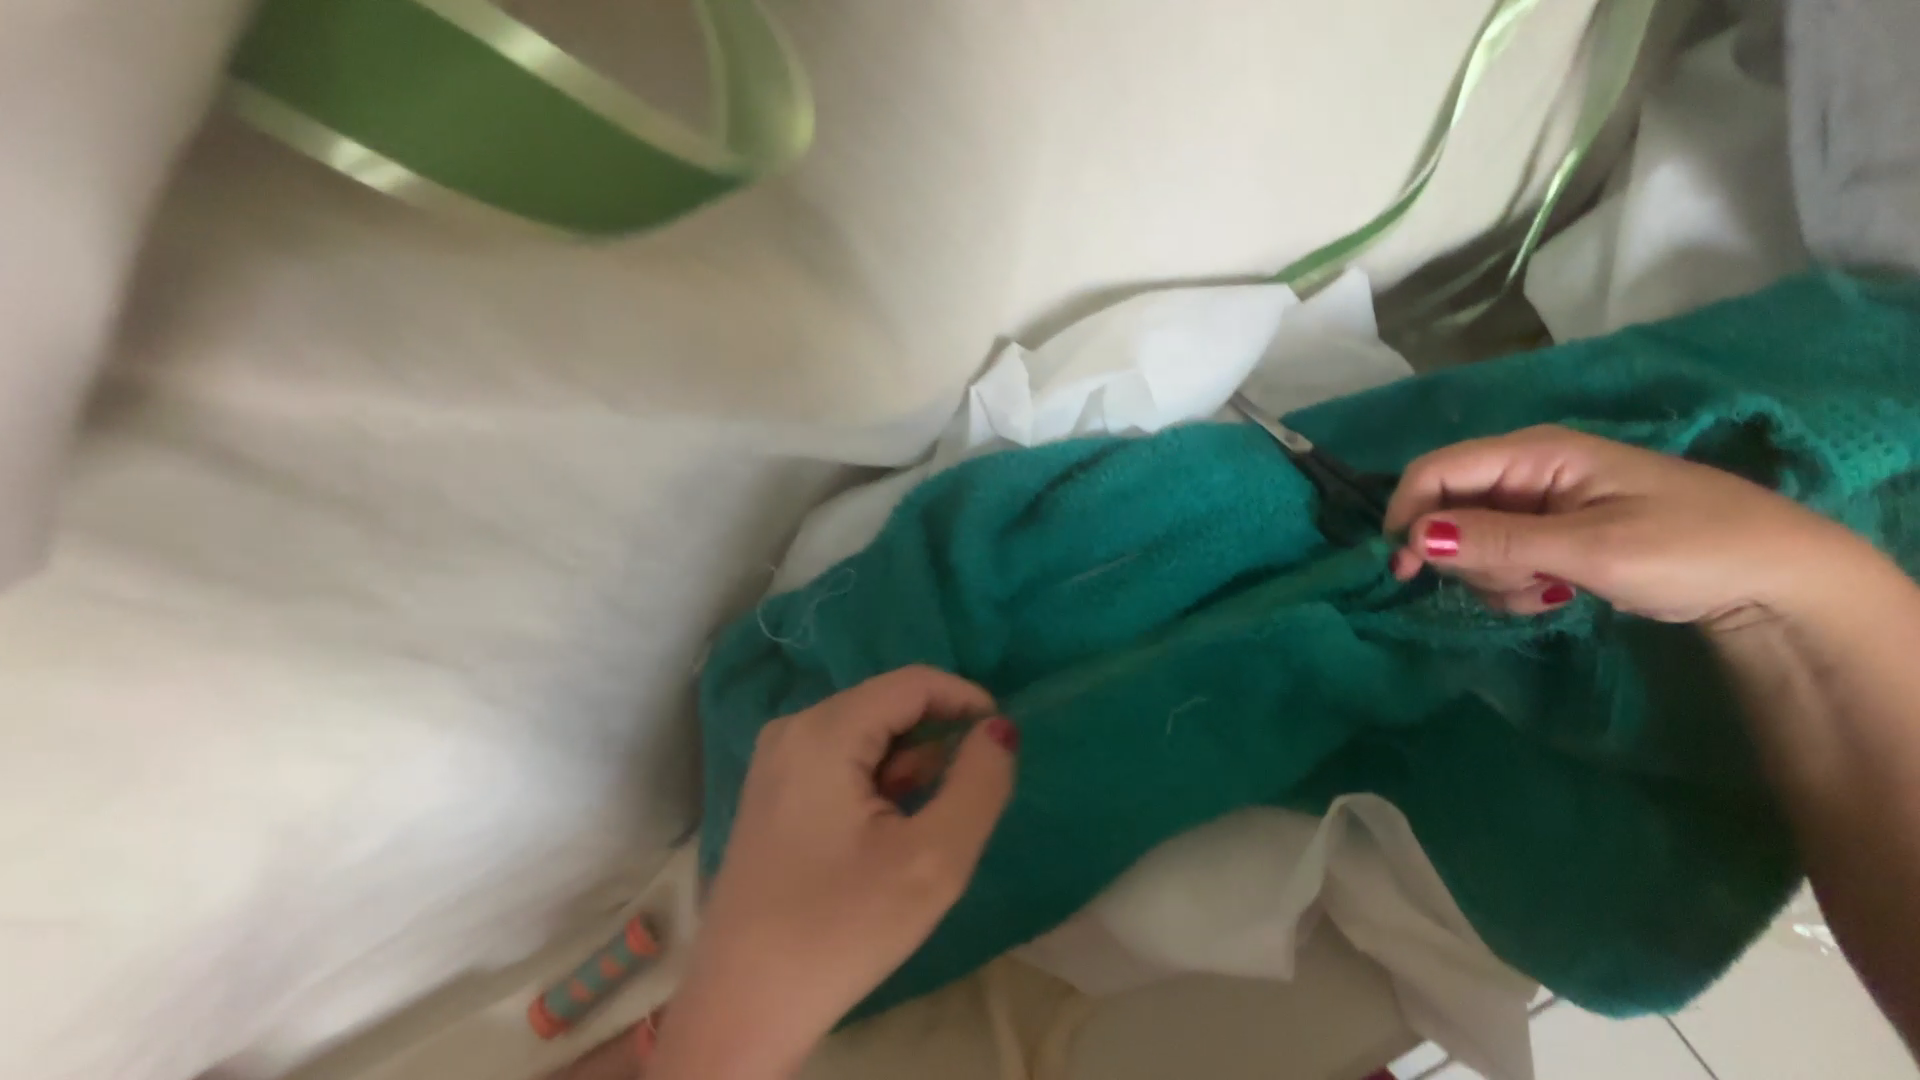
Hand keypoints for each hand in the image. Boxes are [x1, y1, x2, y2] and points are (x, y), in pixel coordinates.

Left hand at [651, 667, 1017, 1078]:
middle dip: (936, 740)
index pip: (912, 682)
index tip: (1003, 739)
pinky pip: (839, 763)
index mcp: (824, 732)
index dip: (966, 699)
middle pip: (886, 706)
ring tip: (923, 832)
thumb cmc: (841, 930)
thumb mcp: (933, 861)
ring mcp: (775, 762)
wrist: (743, 1007)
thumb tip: (999, 728)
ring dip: (907, 767)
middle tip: (966, 798)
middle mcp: (792, 730)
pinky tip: (887, 838)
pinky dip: (876, 784)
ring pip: (864, 736)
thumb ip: (978, 783)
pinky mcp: (772, 794)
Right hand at [1383, 425, 1873, 629]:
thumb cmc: (1691, 548)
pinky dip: (1512, 584)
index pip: (1436, 470)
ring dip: (1493, 575)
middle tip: (1515, 581)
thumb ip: (1499, 541)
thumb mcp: (1591, 549)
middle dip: (1466, 554)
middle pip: (1448, 509)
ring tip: (1548, 590)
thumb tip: (1415, 538)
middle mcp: (1526, 473)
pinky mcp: (1548, 535)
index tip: (1405, 566)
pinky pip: (1497, 559)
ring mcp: (1537, 505)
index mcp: (1535, 453)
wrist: (1777, 582)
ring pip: (1469, 541)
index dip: (1409, 513)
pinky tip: (1553, 594)